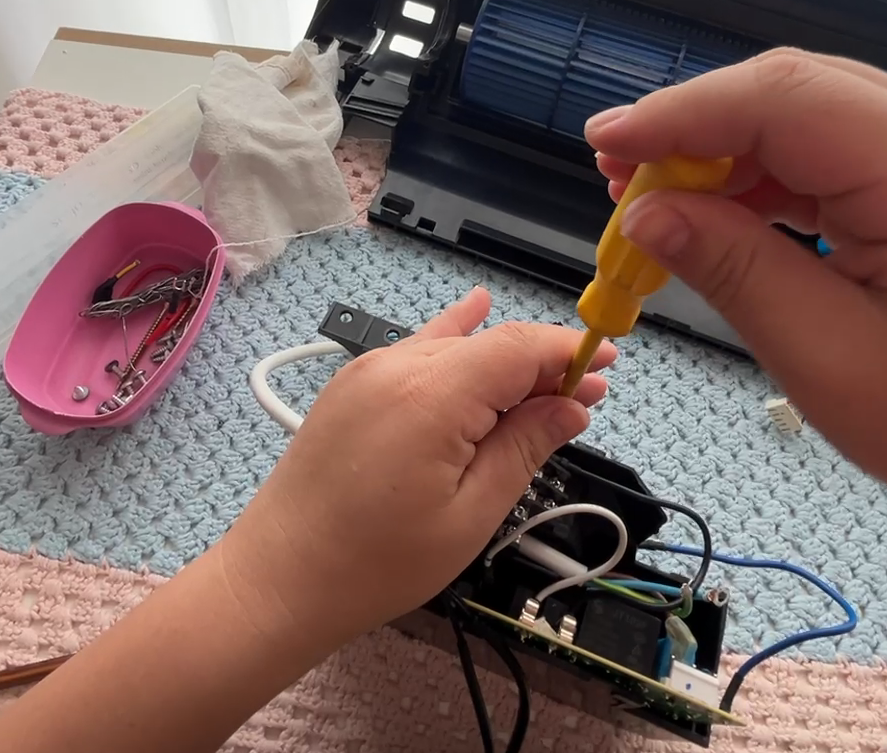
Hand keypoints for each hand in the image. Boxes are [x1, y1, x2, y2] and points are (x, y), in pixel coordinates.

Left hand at [216, 287, 615, 646]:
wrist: (278, 576)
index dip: (568, 351)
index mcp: (433, 394)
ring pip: (456, 345)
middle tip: (582, 400)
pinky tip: (474, 310)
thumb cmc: (378, 562)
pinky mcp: (354, 380)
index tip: (608, 364)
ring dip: (503, 360)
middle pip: (490, 344)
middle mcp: (400, 364)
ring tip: (542, 384)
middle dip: (542, 366)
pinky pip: (418, 347)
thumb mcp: (470, 515)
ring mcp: (370, 367)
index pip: (518, 347)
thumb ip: (525, 447)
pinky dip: (454, 335)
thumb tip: (572, 406)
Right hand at [585, 49, 886, 534]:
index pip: (787, 99)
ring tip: (657, 198)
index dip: (681, 112)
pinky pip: (838, 150)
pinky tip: (723, 211)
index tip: (602, 141)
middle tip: (618, 177)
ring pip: (811, 116)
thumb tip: (647, 213)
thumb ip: (734, 270)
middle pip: (797, 92)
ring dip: (726, 151)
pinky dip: (768, 174)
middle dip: (695, 128)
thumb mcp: (832, 363)